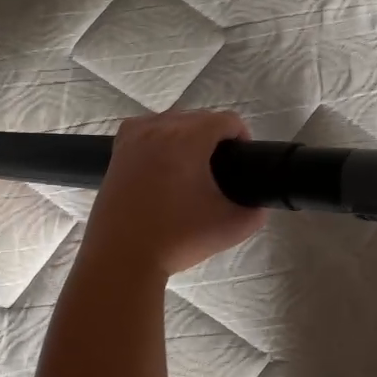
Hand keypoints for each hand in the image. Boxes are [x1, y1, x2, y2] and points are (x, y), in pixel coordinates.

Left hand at [84, 110, 267, 276]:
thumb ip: (257, 210)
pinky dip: (160, 136)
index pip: (227, 120)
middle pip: (200, 117)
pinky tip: (164, 159)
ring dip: (188, 134)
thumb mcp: (232, 227)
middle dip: (216, 137)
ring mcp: (134, 138)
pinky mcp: (118, 152)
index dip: (242, 137)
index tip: (243, 161)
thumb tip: (258, 202)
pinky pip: (146, 128)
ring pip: (172, 120)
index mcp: (188, 139)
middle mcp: (159, 129)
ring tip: (193, 166)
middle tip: (221, 170)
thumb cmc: (178, 239)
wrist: (122, 259)